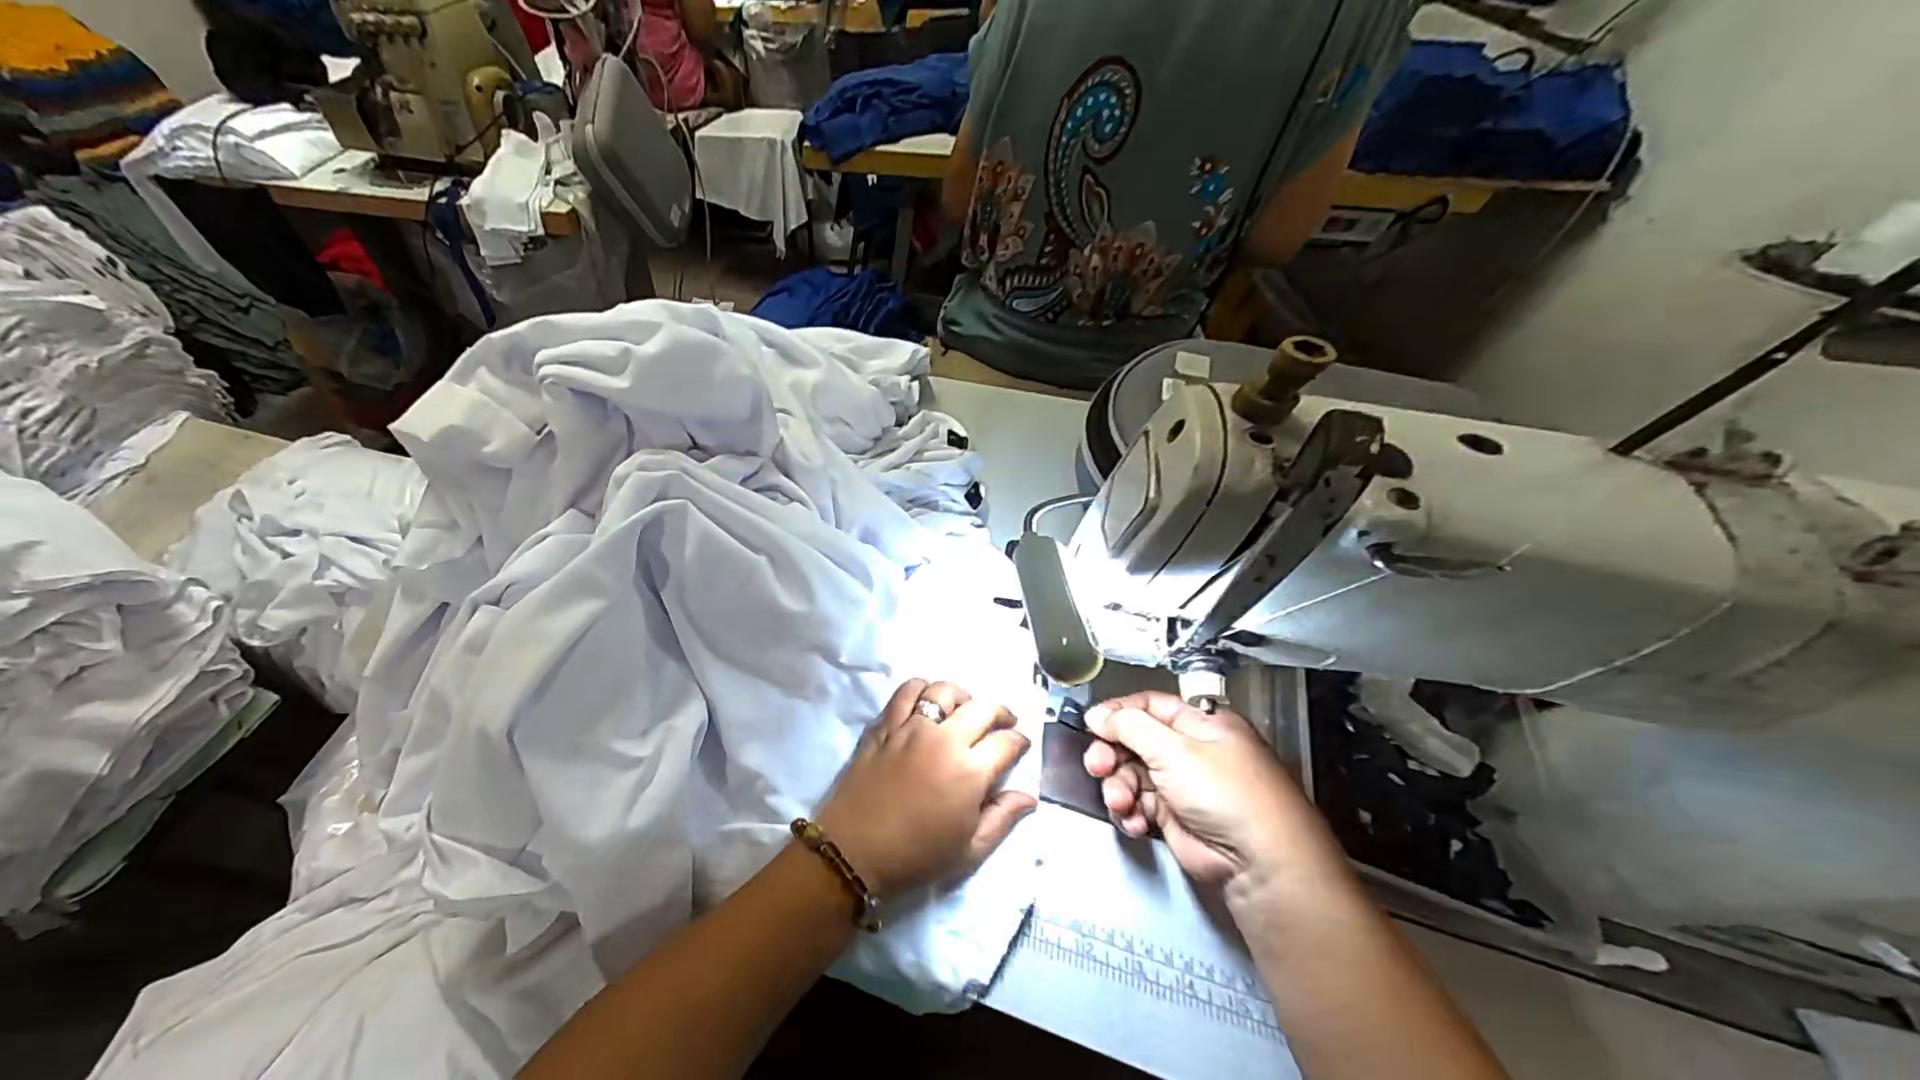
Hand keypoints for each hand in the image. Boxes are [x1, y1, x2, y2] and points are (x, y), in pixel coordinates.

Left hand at [816, 679, 1035, 897]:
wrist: (852, 853)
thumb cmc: (915, 857)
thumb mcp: (968, 850)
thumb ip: (1002, 818)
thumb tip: (1028, 796)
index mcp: (970, 771)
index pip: (1006, 742)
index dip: (1020, 742)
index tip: (1020, 746)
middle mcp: (944, 739)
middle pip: (982, 708)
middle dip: (1000, 713)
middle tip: (1002, 724)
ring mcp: (910, 728)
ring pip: (943, 691)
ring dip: (961, 697)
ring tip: (963, 710)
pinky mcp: (883, 726)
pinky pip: (905, 693)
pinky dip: (920, 690)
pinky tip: (925, 703)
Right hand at [1084, 690, 1317, 888]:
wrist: (1258, 862)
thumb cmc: (1224, 793)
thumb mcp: (1175, 749)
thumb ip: (1129, 726)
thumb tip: (1097, 714)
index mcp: (1201, 723)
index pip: (1150, 705)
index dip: (1119, 713)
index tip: (1092, 724)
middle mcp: (1191, 750)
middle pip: (1135, 741)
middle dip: (1112, 754)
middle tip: (1098, 766)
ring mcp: (1182, 784)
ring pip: (1132, 775)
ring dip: (1119, 787)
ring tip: (1121, 802)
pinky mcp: (1173, 817)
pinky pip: (1139, 805)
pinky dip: (1131, 812)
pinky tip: (1135, 821)